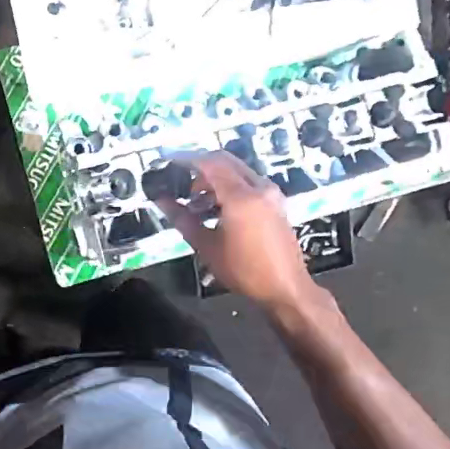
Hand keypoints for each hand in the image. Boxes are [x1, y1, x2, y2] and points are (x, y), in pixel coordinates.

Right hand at [155, 151, 316, 311]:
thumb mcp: (208, 248)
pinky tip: (217, 208)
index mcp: (241, 197)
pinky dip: (230, 186)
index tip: (168, 163)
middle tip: (181, 183)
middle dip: (200, 167)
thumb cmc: (245, 271)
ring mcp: (271, 193)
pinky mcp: (276, 201)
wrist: (286, 288)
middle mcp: (259, 187)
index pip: (210, 164)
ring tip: (196, 202)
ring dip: (215, 178)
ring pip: (237, 170)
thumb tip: (162, 201)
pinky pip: (249, 182)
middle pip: (225, 161)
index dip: (186, 160)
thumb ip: (184, 220)